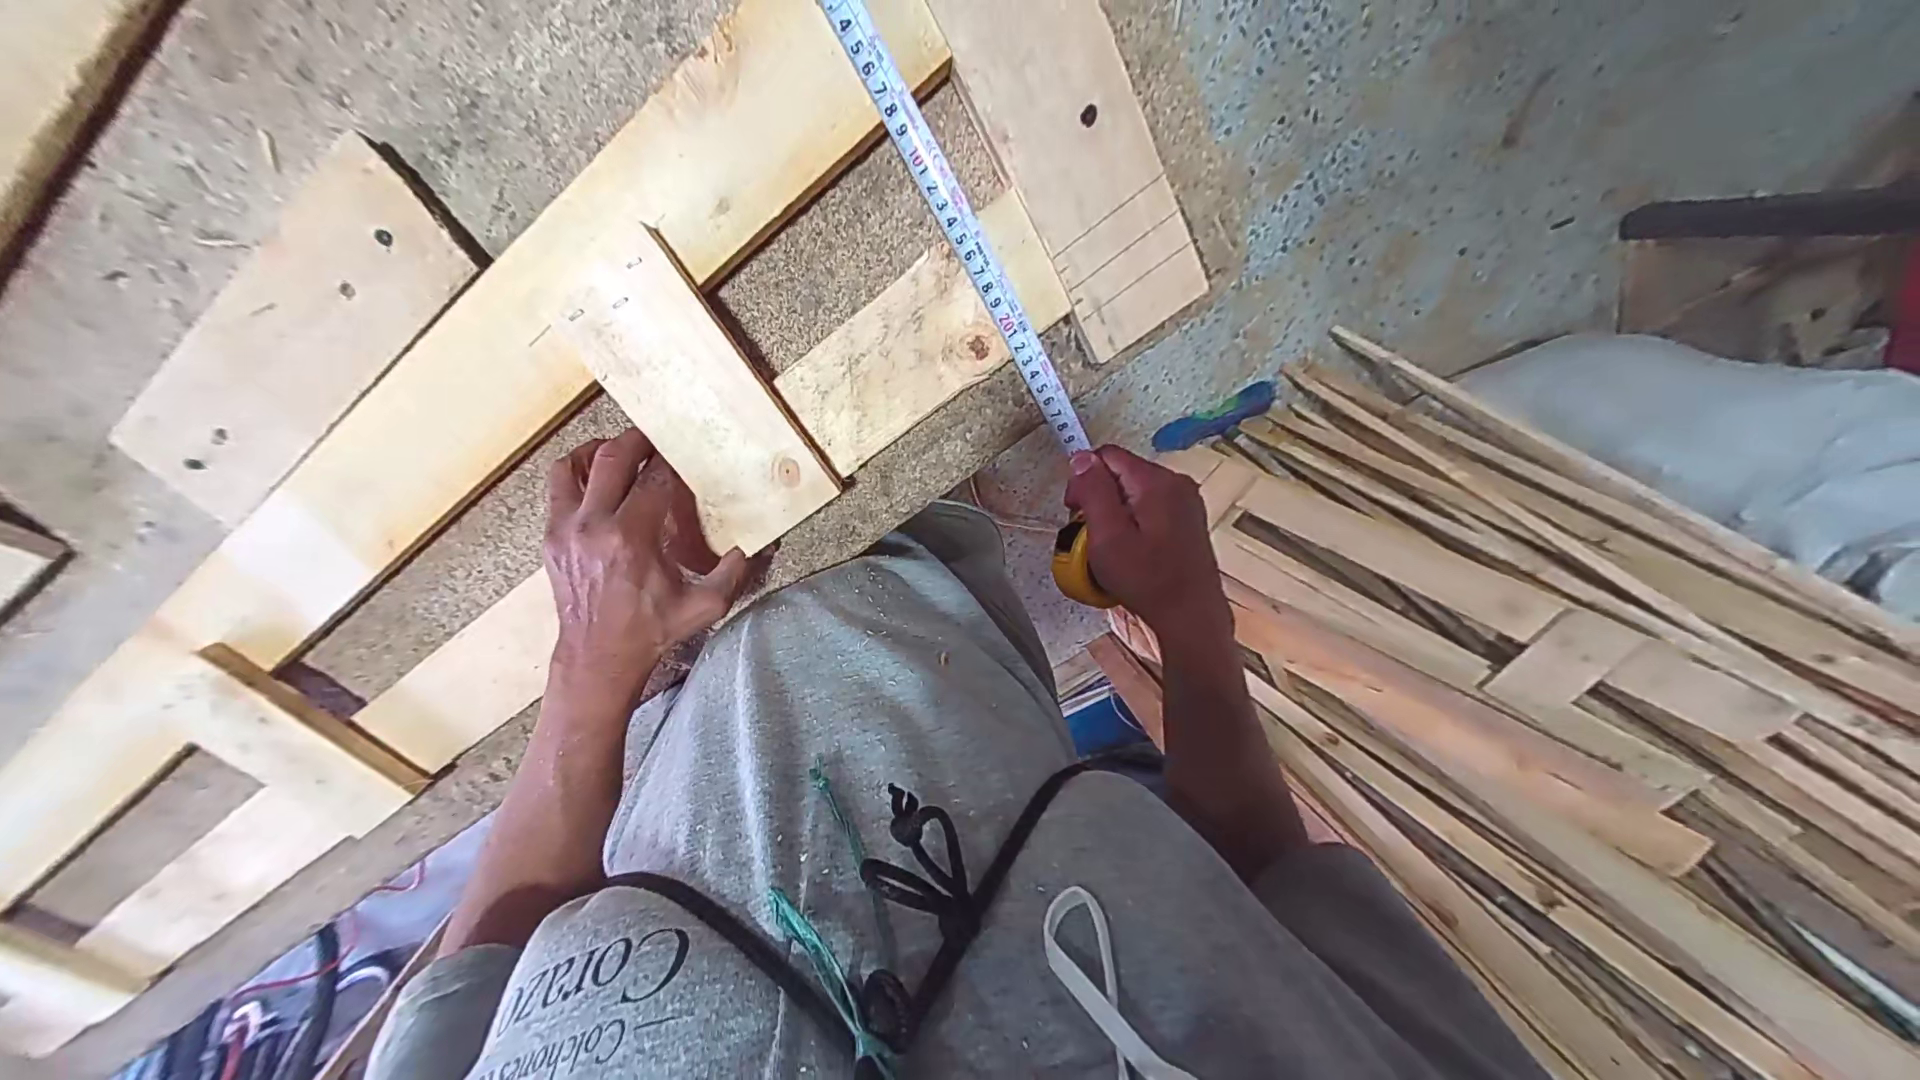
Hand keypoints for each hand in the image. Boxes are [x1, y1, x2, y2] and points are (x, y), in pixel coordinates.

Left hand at [543, 430, 747, 709]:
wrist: (599, 656)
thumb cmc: (652, 631)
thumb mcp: (707, 605)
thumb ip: (736, 570)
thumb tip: (761, 543)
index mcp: (632, 539)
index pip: (654, 480)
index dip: (673, 462)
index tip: (686, 455)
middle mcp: (594, 526)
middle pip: (612, 458)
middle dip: (638, 441)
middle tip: (657, 437)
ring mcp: (566, 530)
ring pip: (572, 465)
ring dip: (599, 450)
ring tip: (623, 450)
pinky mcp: (551, 537)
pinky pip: (558, 487)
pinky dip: (577, 472)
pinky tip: (598, 478)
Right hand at [1063, 445, 1230, 637]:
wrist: (1190, 617)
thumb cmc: (1148, 582)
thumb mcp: (1108, 536)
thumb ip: (1093, 491)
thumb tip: (1081, 458)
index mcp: (1156, 482)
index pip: (1107, 455)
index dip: (1083, 478)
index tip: (1076, 511)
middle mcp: (1176, 483)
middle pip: (1121, 472)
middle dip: (1098, 496)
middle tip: (1090, 533)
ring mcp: (1185, 501)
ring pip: (1133, 491)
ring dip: (1113, 511)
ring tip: (1109, 545)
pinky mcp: (1187, 519)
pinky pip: (1148, 507)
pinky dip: (1132, 522)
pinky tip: (1129, 549)